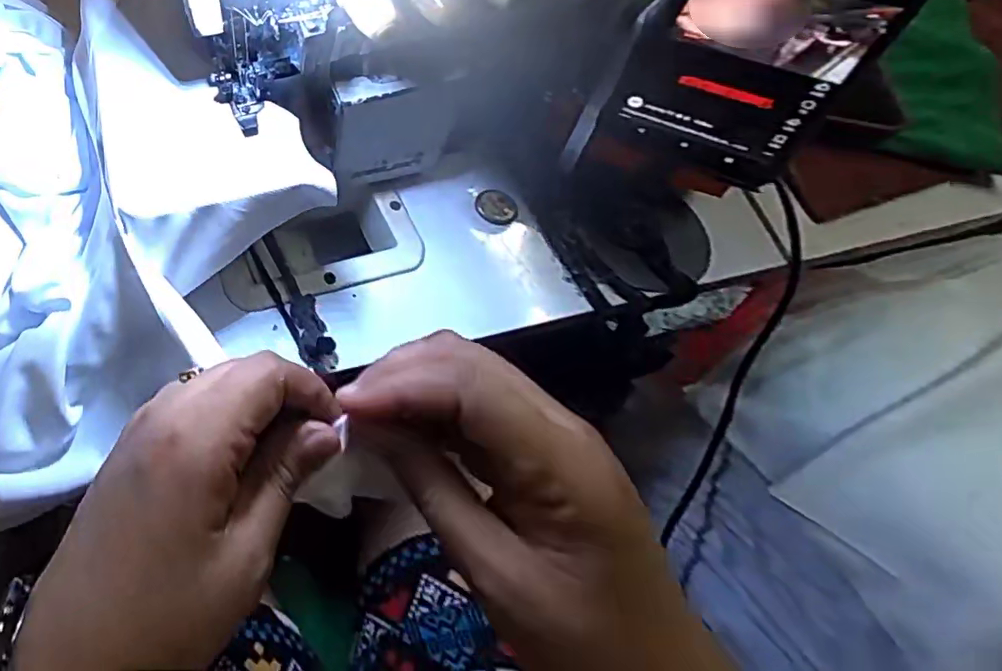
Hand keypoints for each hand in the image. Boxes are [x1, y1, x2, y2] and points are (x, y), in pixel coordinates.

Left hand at [13, 353, 341, 670]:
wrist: (68, 657)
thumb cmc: (165, 616)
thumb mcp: (243, 556)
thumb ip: (285, 477)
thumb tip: (326, 430)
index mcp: (194, 433)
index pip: (267, 371)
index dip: (311, 388)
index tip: (336, 428)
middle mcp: (165, 410)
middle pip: (241, 368)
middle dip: (285, 392)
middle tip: (313, 441)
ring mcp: (141, 423)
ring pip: (214, 379)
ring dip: (253, 401)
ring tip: (279, 451)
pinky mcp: (129, 442)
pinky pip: (188, 401)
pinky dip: (222, 412)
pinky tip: (233, 457)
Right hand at [337, 332, 731, 670]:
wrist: (655, 669)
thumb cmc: (582, 639)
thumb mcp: (498, 577)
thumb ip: (434, 492)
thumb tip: (374, 429)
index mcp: (559, 454)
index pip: (469, 384)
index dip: (401, 383)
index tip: (345, 405)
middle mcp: (558, 421)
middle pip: (469, 362)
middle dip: (401, 372)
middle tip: (348, 408)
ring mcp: (552, 427)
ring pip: (471, 371)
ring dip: (413, 381)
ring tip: (365, 412)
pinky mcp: (541, 443)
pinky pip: (479, 403)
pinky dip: (433, 404)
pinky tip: (401, 424)